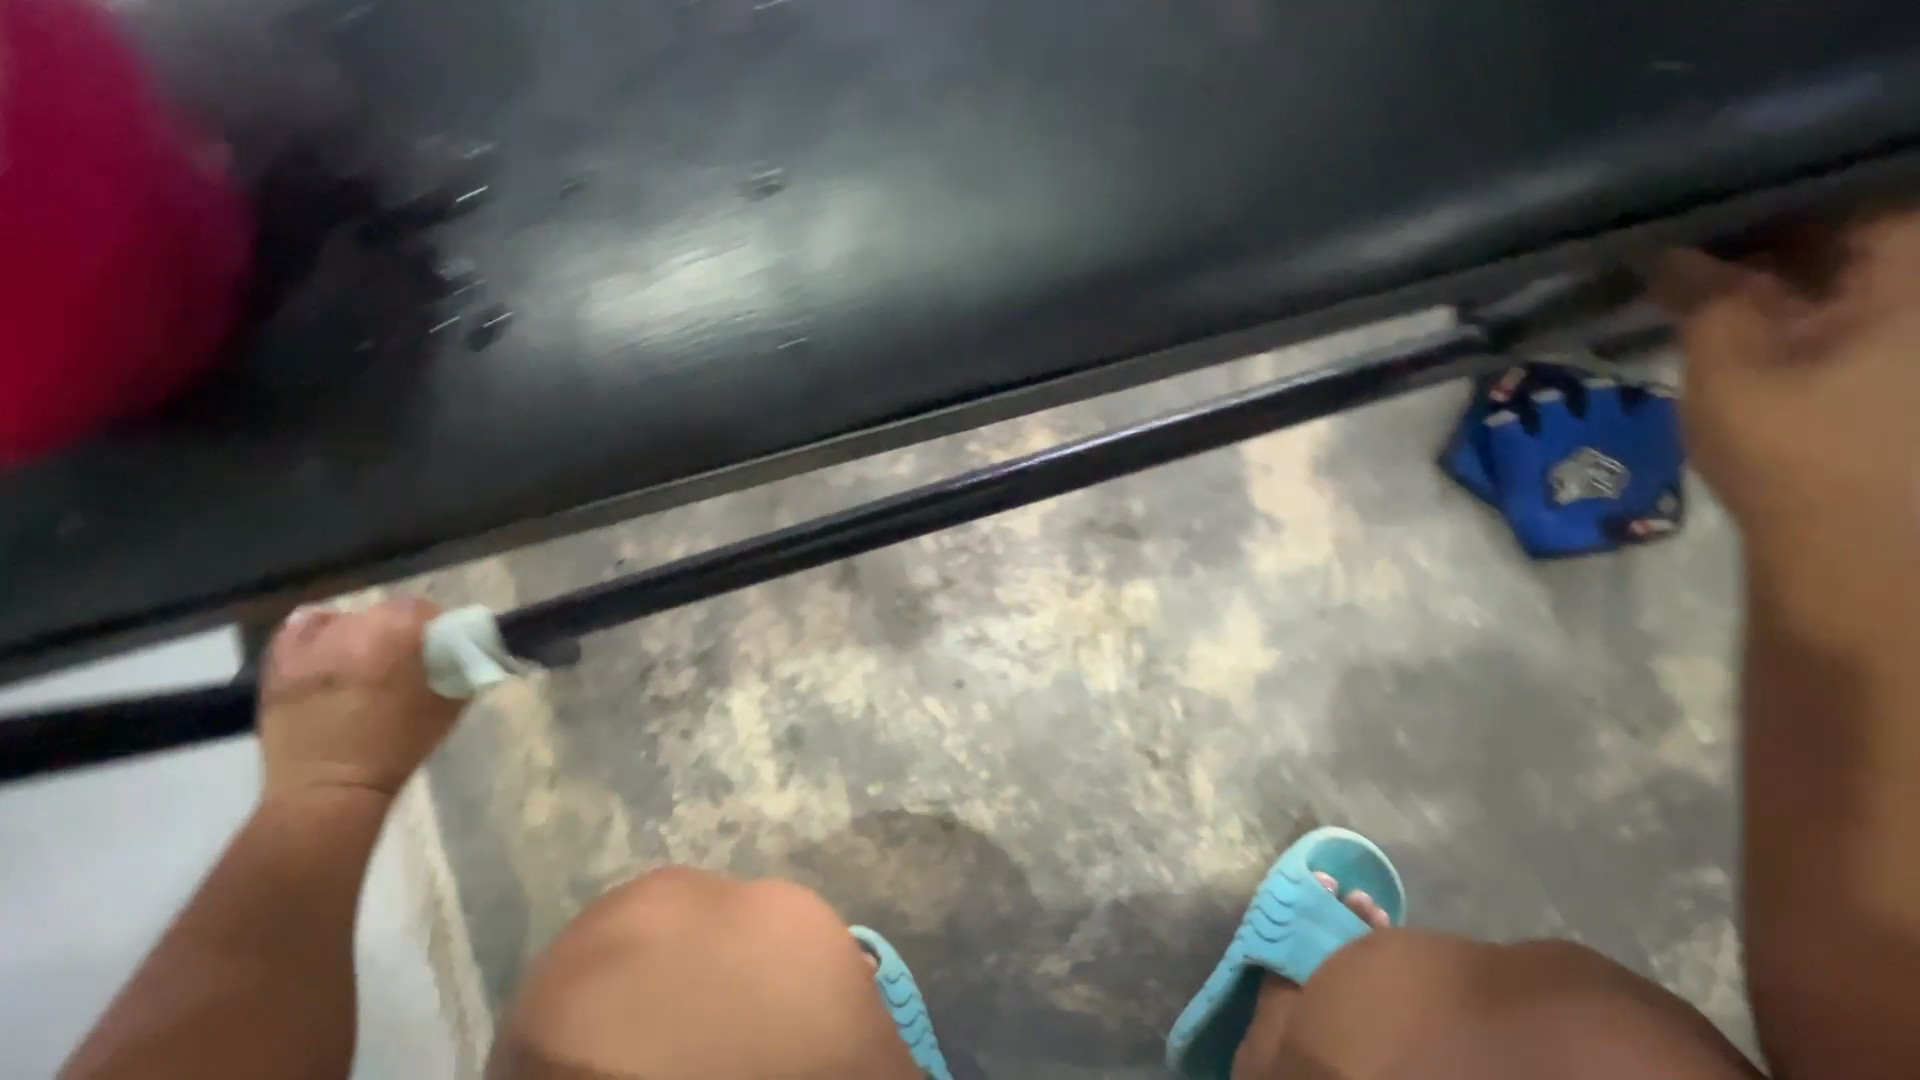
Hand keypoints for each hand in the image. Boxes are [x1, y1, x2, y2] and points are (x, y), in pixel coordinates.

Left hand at [257, 598, 463, 799]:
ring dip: (359, 632)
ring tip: (363, 659)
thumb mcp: (447, 707)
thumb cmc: (398, 748)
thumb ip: (461, 670)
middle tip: (404, 658)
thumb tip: (466, 652)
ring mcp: (310, 646)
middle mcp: (351, 631)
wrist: (329, 788)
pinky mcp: (278, 663)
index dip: (433, 624)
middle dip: (397, 630)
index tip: (438, 646)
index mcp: (396, 638)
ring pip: (343, 619)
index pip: (420, 609)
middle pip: (382, 613)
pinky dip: (318, 634)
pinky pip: (299, 629)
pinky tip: (329, 651)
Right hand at [1655, 210, 1919, 557]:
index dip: (1764, 184)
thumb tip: (1662, 246)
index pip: (1843, 182)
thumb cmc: (1798, 447)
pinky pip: (1851, 300)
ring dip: (1772, 264)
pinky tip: (1733, 302)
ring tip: (1696, 264)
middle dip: (1763, 224)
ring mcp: (1917, 321)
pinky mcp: (1902, 358)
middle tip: (1684, 230)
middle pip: (1850, 219)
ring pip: (1845, 262)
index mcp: (1916, 262)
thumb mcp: (1730, 362)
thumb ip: (1701, 292)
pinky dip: (1793, 298)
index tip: (1696, 194)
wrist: (1857, 548)